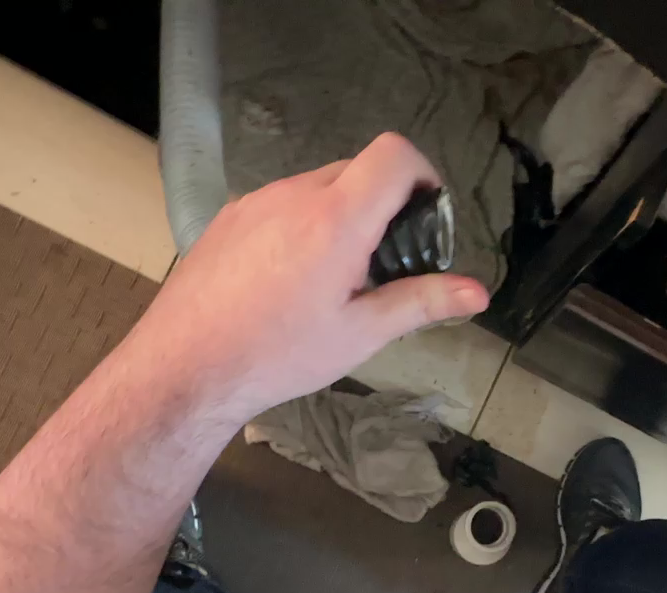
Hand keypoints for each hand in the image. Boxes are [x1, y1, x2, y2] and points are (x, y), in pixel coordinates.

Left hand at [125, 133, 488, 419]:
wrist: (187, 365)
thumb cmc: (282, 354)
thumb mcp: (361, 334)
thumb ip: (421, 302)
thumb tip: (479, 292)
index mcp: (336, 219)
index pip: (393, 154)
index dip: (422, 173)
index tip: (427, 215)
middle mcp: (295, 194)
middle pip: (358, 170)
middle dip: (385, 205)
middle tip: (387, 265)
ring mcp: (257, 200)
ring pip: (319, 187)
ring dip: (345, 217)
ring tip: (338, 280)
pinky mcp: (231, 216)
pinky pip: (284, 203)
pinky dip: (307, 225)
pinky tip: (294, 280)